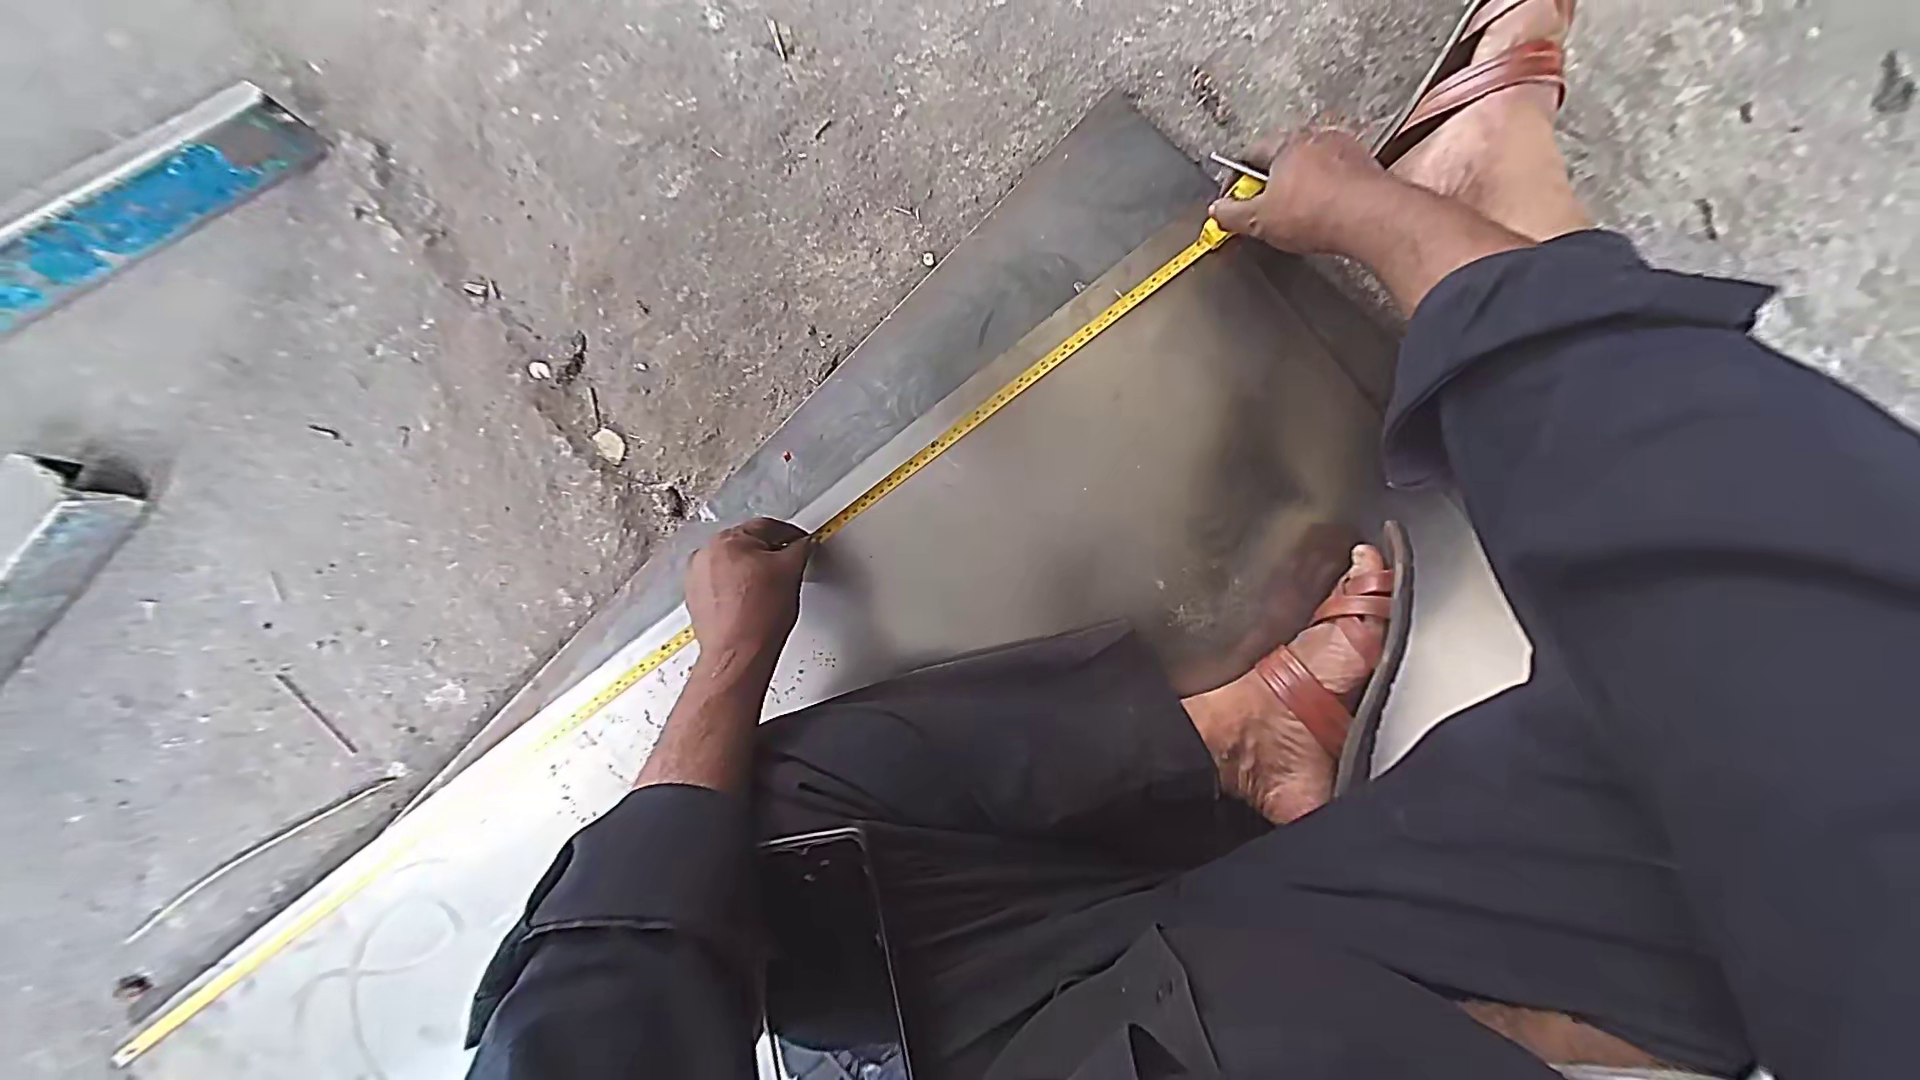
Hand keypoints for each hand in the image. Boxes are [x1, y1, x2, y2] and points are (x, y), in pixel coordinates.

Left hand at [685, 518, 812, 666]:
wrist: (738, 653)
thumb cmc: (758, 617)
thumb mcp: (792, 571)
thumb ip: (800, 548)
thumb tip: (802, 544)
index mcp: (727, 541)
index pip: (767, 527)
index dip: (791, 535)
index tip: (801, 543)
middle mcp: (706, 555)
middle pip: (748, 544)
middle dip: (770, 554)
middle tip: (789, 567)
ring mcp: (697, 577)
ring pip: (734, 564)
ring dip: (753, 571)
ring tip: (771, 589)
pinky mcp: (696, 598)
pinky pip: (722, 584)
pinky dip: (739, 588)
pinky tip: (755, 601)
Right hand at [1208, 128, 1395, 255]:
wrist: (1366, 217)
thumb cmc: (1315, 211)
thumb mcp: (1258, 220)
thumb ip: (1232, 214)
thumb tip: (1217, 210)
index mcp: (1287, 144)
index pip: (1249, 155)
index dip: (1234, 180)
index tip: (1230, 199)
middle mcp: (1317, 138)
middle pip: (1281, 159)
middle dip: (1267, 184)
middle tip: (1259, 210)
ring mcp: (1343, 149)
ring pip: (1309, 167)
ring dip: (1296, 187)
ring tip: (1290, 214)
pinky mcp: (1363, 166)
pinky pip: (1332, 178)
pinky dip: (1321, 193)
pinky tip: (1318, 213)